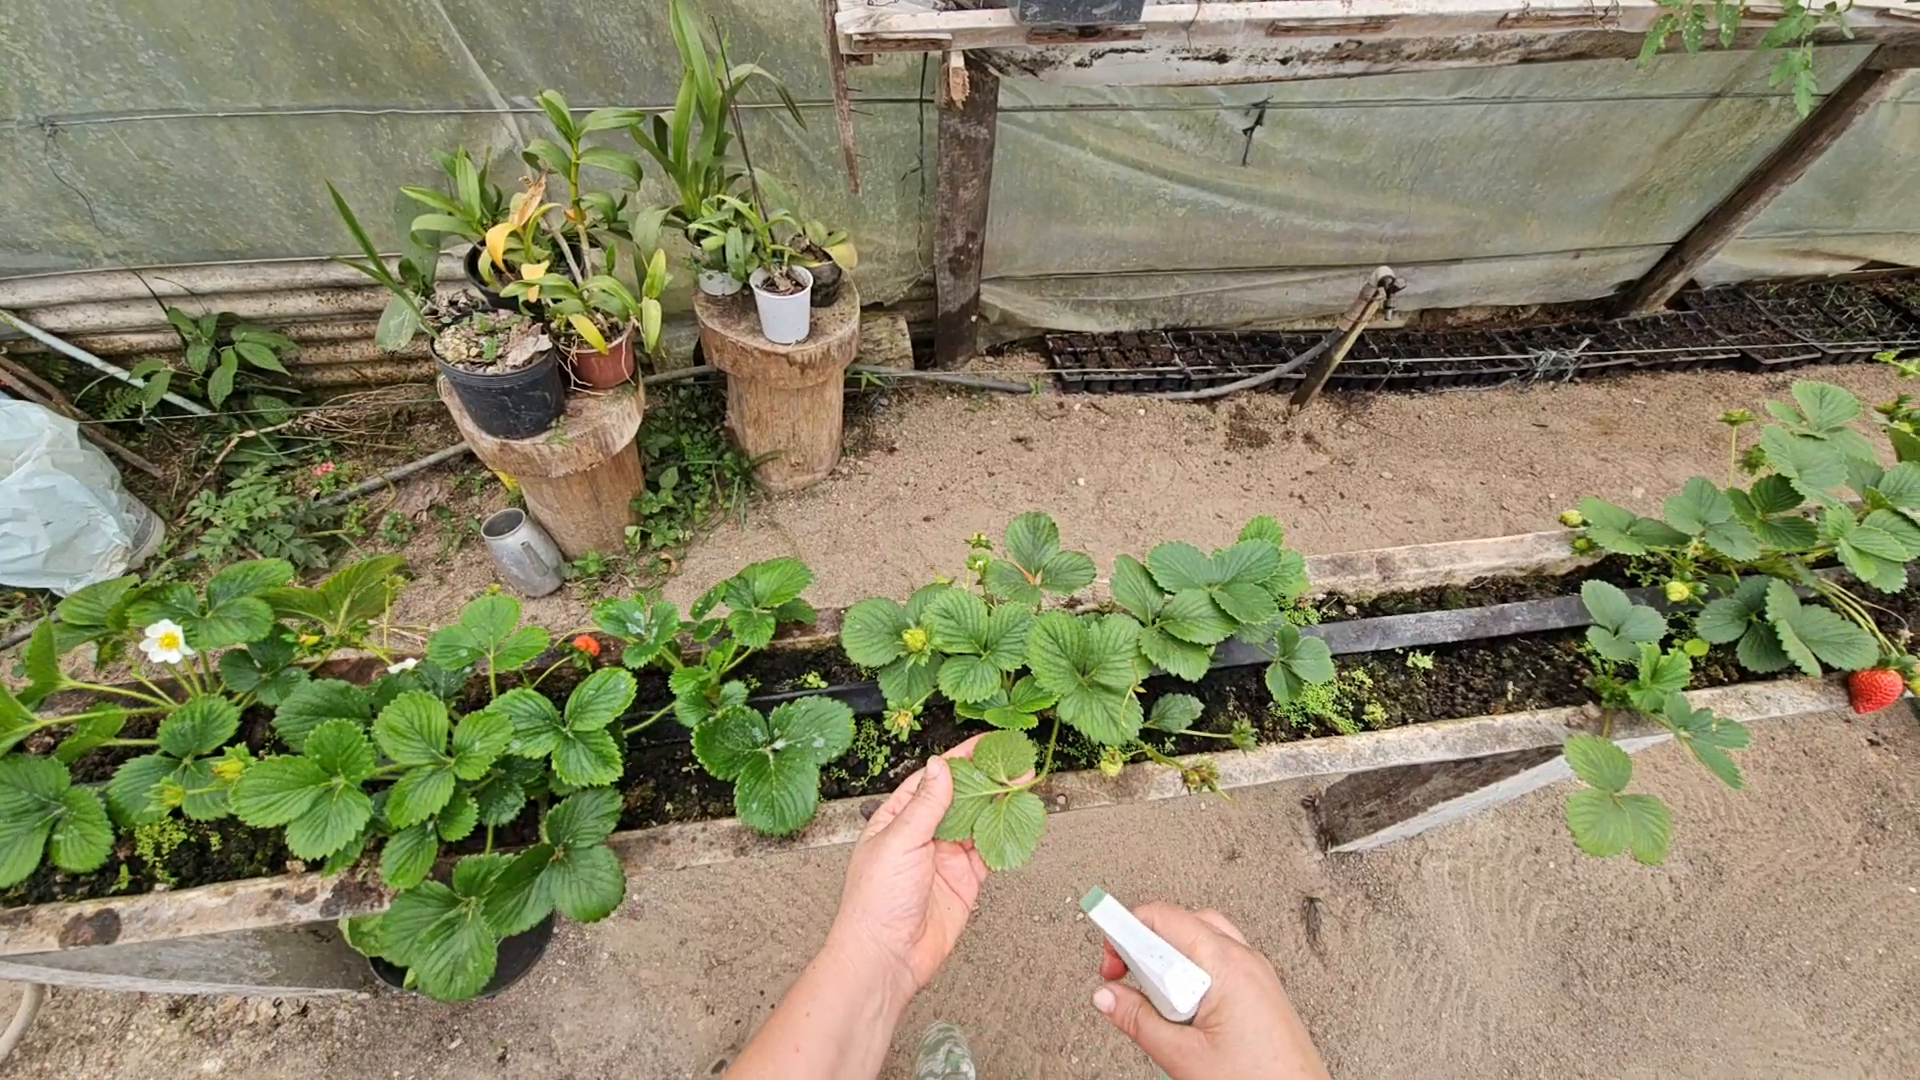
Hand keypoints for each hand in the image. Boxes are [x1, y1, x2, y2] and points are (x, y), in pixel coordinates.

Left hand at [825, 735, 991, 1013]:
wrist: (885, 960)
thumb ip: (926, 804)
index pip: (935, 777)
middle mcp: (924, 833)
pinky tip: (1017, 823)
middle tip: (1014, 762)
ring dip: (999, 804)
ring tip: (1023, 784)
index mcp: (900, 816)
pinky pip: (988, 853)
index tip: (986, 744)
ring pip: (978, 822)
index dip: (961, 759)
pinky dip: (1004, 838)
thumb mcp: (899, 840)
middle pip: (962, 797)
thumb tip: (940, 764)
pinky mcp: (964, 881)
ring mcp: (945, 857)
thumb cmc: (875, 901)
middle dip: (987, 778)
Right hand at [1093, 903, 1329, 1079]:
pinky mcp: (1262, 991)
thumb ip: (1138, 1021)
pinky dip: (1191, 971)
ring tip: (1154, 995)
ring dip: (1169, 958)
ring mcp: (1257, 973)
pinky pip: (1218, 960)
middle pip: (1180, 922)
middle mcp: (1244, 959)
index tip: (1104, 944)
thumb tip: (1107, 997)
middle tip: (1124, 976)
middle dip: (1145, 943)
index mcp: (1226, 965)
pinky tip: (1183, 1003)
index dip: (1125, 928)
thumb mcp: (1184, 1058)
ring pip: (1200, 938)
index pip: (1163, 918)